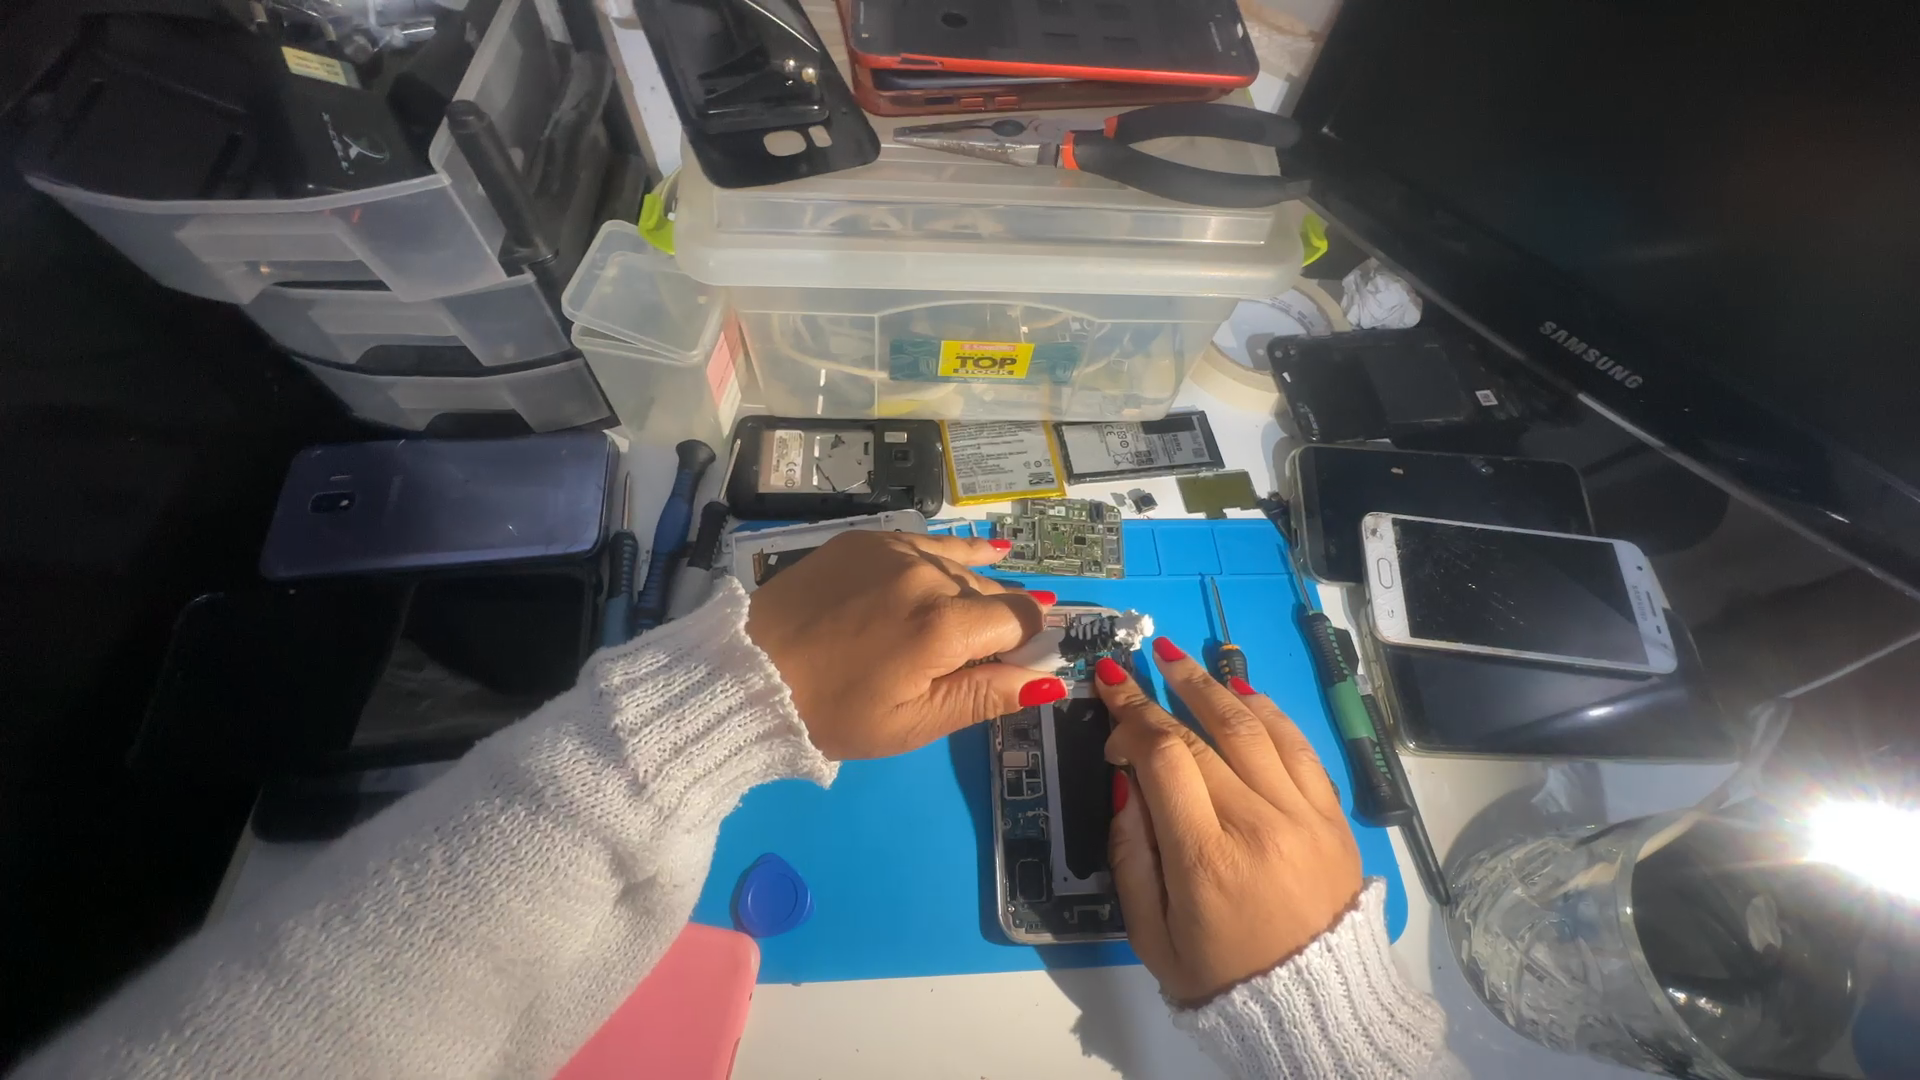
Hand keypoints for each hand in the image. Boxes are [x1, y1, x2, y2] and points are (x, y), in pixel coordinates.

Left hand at [745, 531, 1063, 759]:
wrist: (748, 672)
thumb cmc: (831, 711)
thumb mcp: (912, 722)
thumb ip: (985, 695)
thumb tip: (1049, 681)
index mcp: (944, 627)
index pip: (1020, 620)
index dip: (1030, 643)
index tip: (1022, 663)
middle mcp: (928, 576)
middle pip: (993, 592)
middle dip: (1002, 622)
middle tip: (987, 654)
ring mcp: (895, 550)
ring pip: (962, 568)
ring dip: (978, 592)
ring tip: (990, 607)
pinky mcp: (868, 539)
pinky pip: (930, 542)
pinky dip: (960, 552)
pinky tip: (992, 550)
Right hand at [1095, 639, 1362, 1005]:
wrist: (1320, 1011)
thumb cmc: (1221, 975)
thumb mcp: (1150, 931)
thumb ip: (1129, 851)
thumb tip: (1125, 779)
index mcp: (1206, 858)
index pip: (1163, 757)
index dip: (1129, 718)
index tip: (1107, 702)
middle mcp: (1258, 824)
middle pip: (1199, 735)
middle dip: (1154, 694)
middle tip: (1125, 668)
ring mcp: (1303, 815)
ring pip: (1250, 726)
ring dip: (1206, 683)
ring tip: (1173, 655)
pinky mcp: (1333, 816)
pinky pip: (1298, 745)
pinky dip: (1266, 709)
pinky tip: (1238, 688)